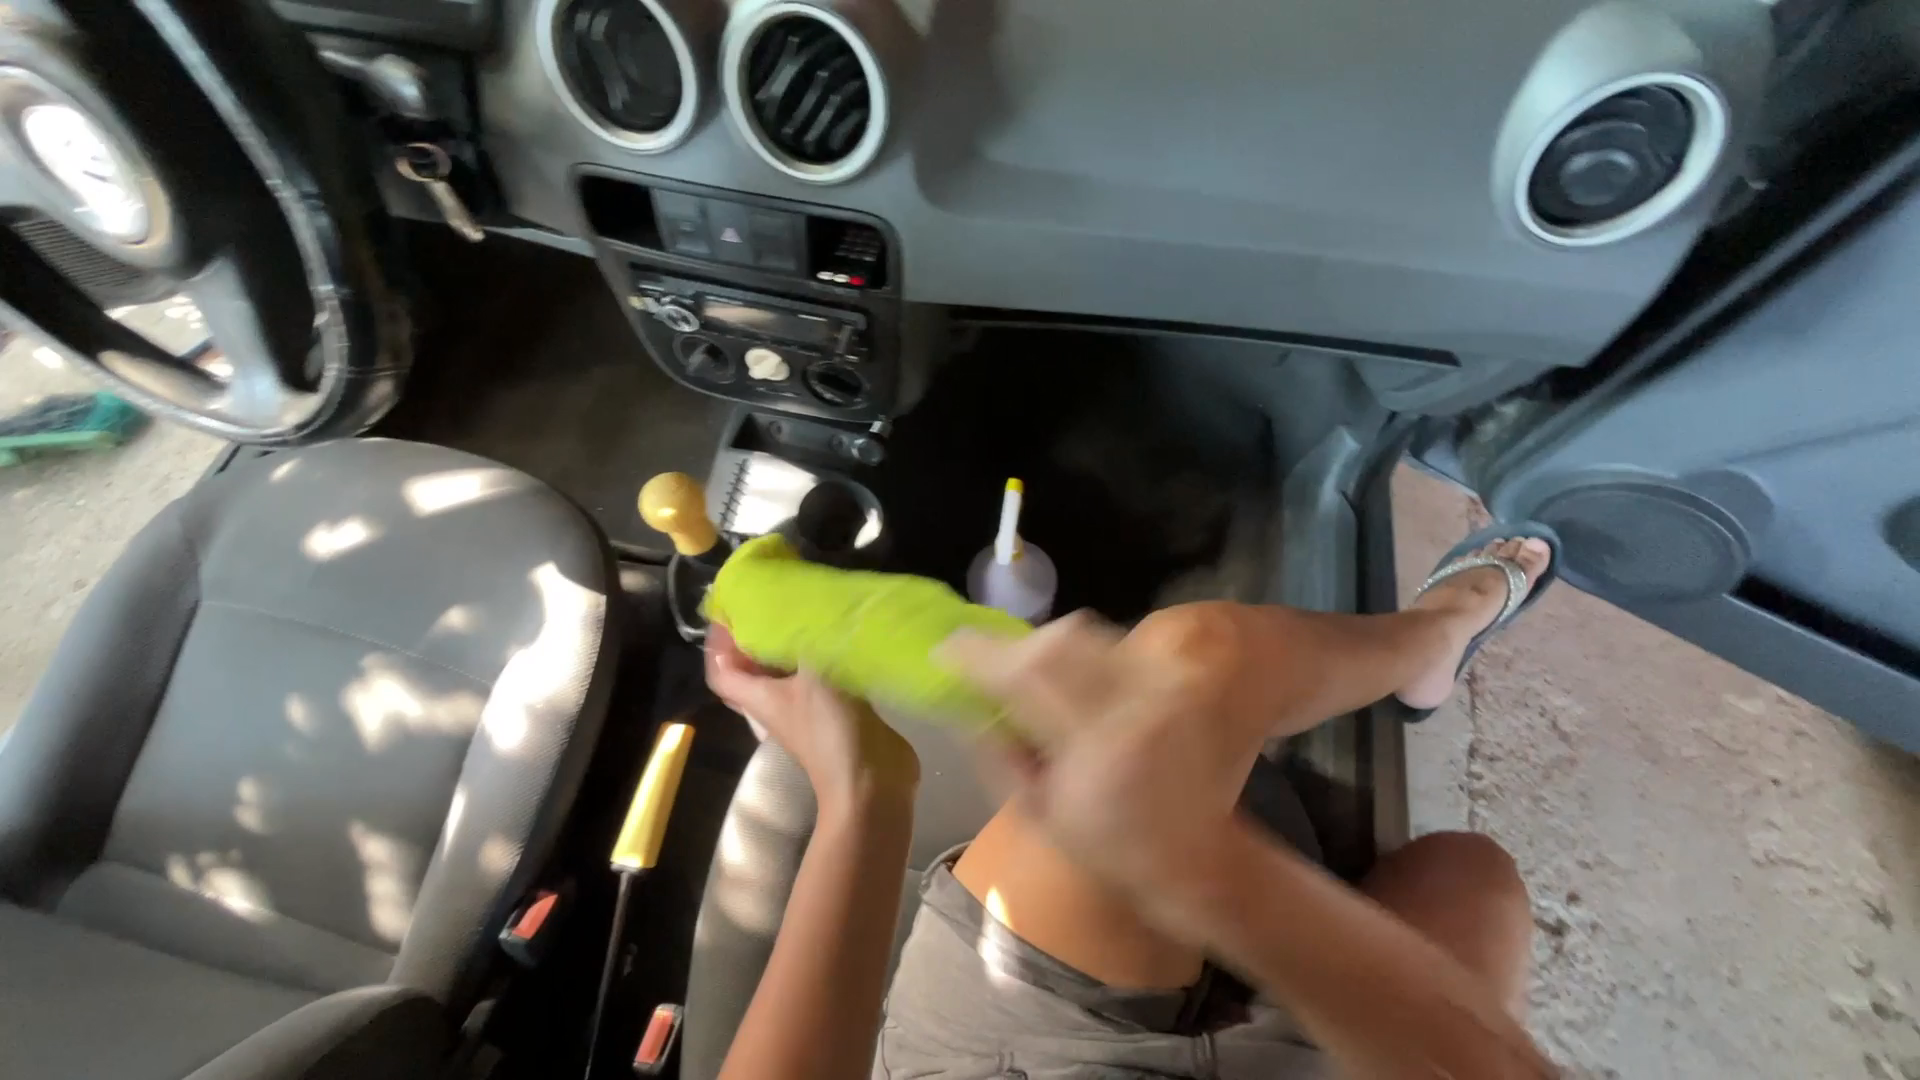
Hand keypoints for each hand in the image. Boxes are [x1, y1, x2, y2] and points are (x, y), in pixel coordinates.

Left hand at [706, 624, 919, 815]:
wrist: (869, 782)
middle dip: (755, 639)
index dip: (717, 643)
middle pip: (753, 672)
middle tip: (769, 604)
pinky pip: (821, 681)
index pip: (722, 671)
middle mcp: (777, 706)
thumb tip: (806, 607)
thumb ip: (807, 638)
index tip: (729, 609)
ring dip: (791, 649)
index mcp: (758, 698)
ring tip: (805, 614)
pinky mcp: (837, 714)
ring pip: (788, 675)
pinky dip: (823, 660)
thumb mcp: (815, 673)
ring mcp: (807, 712)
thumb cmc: (830, 726)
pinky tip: (841, 641)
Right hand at [939, 609, 1265, 929]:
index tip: (945, 651)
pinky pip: (1113, 644)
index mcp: (1099, 749)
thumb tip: (965, 694)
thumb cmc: (1108, 849)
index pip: (1030, 674)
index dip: (980, 654)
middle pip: (1060, 639)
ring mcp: (1168, 685)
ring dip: (1048, 649)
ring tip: (1035, 681)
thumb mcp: (1036, 812)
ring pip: (1087, 632)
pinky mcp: (1182, 677)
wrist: (1197, 855)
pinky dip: (1082, 657)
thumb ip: (997, 748)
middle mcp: (1139, 703)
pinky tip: (1077, 689)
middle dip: (1014, 648)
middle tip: (990, 666)